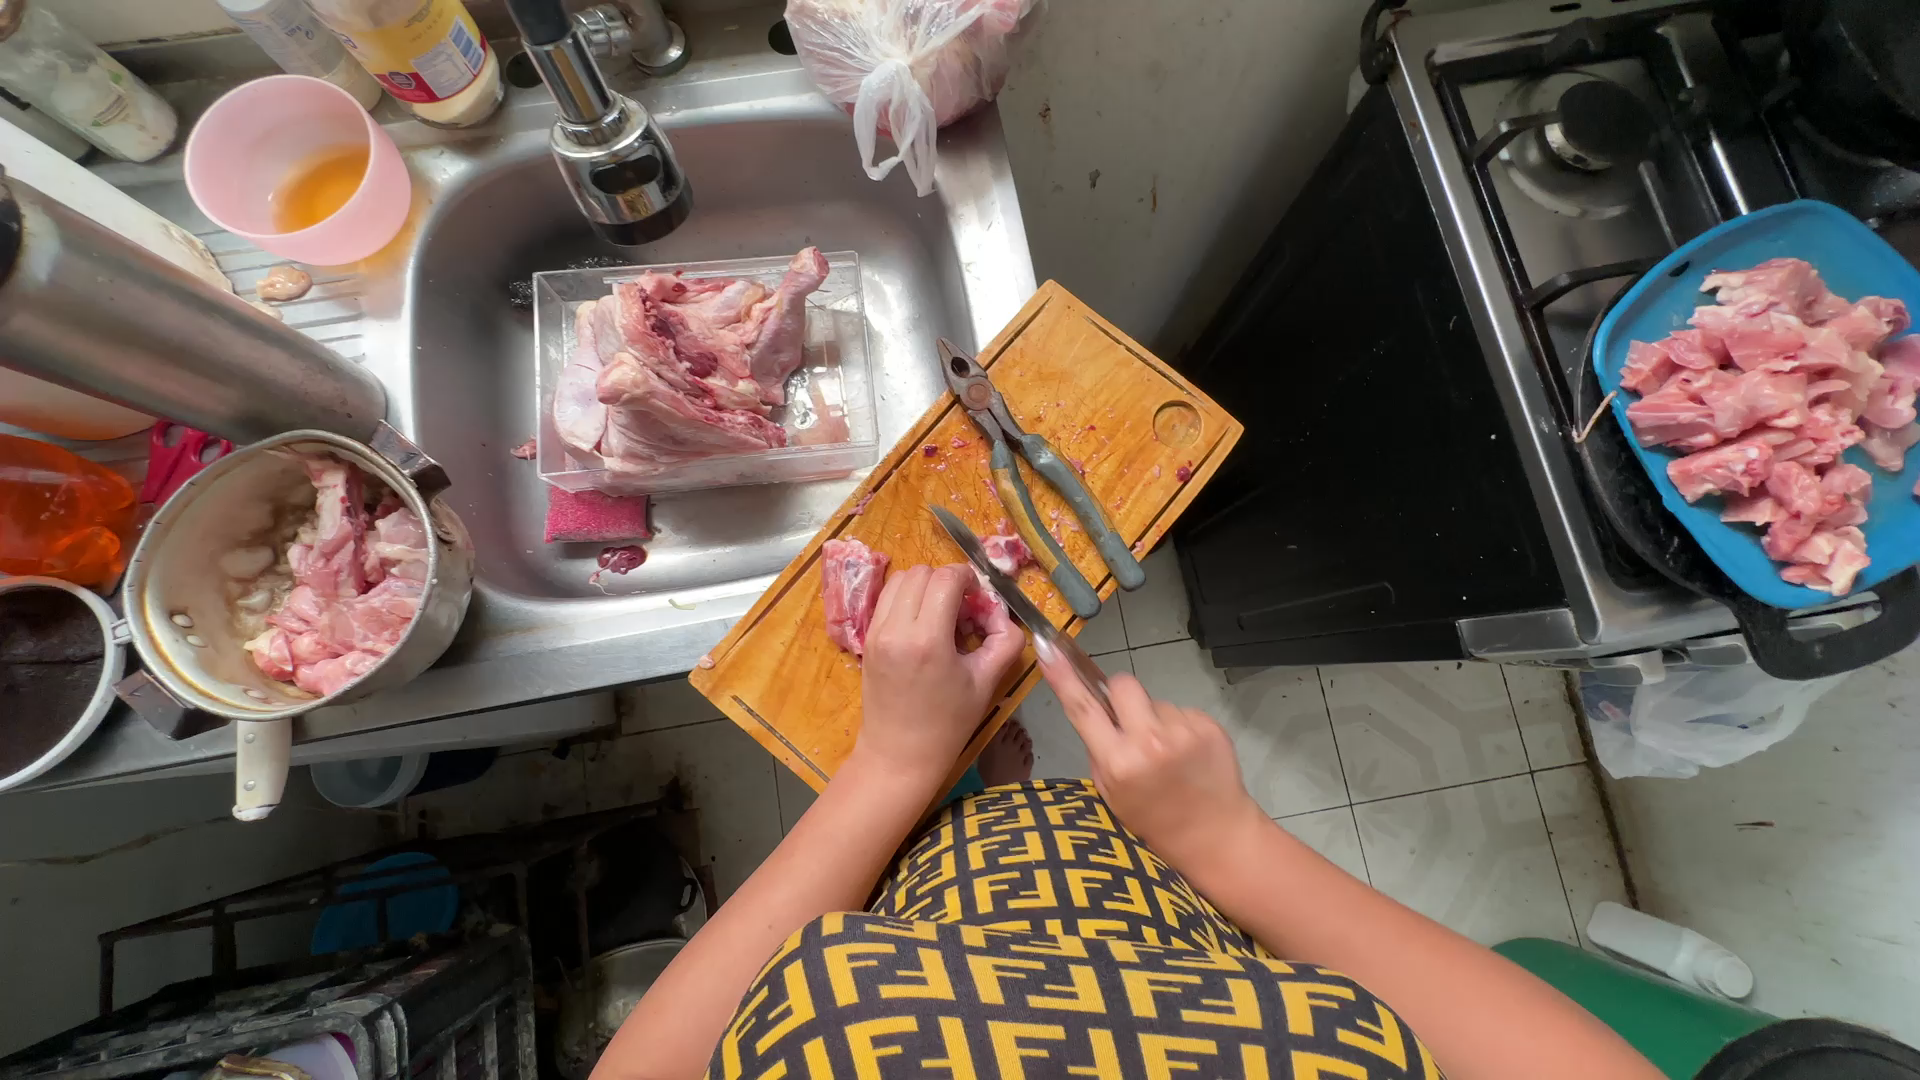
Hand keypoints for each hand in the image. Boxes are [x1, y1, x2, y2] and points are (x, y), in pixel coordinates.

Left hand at [855, 564, 1024, 781]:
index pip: (946, 578)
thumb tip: (1001, 612)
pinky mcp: (867, 638)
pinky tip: (922, 624)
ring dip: (924, 586)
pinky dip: (907, 598)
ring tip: (940, 614)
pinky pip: (887, 598)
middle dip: (946, 581)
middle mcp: (896, 628)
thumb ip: (1005, 641)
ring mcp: (876, 631)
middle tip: (962, 608)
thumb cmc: (948, 724)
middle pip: (922, 572)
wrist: (899, 755)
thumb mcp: (987, 682)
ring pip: (900, 579)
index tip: (978, 598)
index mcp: (928, 640)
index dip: (968, 578)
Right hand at [1037, 651, 1267, 873]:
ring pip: (1155, 701)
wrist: (1216, 836)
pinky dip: (1179, 727)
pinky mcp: (1209, 725)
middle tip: (1129, 721)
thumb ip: (1099, 748)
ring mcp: (1183, 732)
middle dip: (1120, 696)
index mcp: (1118, 762)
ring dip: (1155, 718)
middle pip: (1122, 685)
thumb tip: (1094, 708)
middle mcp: (1149, 742)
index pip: (1083, 708)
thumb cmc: (1153, 819)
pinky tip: (1188, 754)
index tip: (1049, 648)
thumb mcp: (1110, 793)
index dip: (1063, 676)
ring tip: (1168, 752)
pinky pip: (1181, 711)